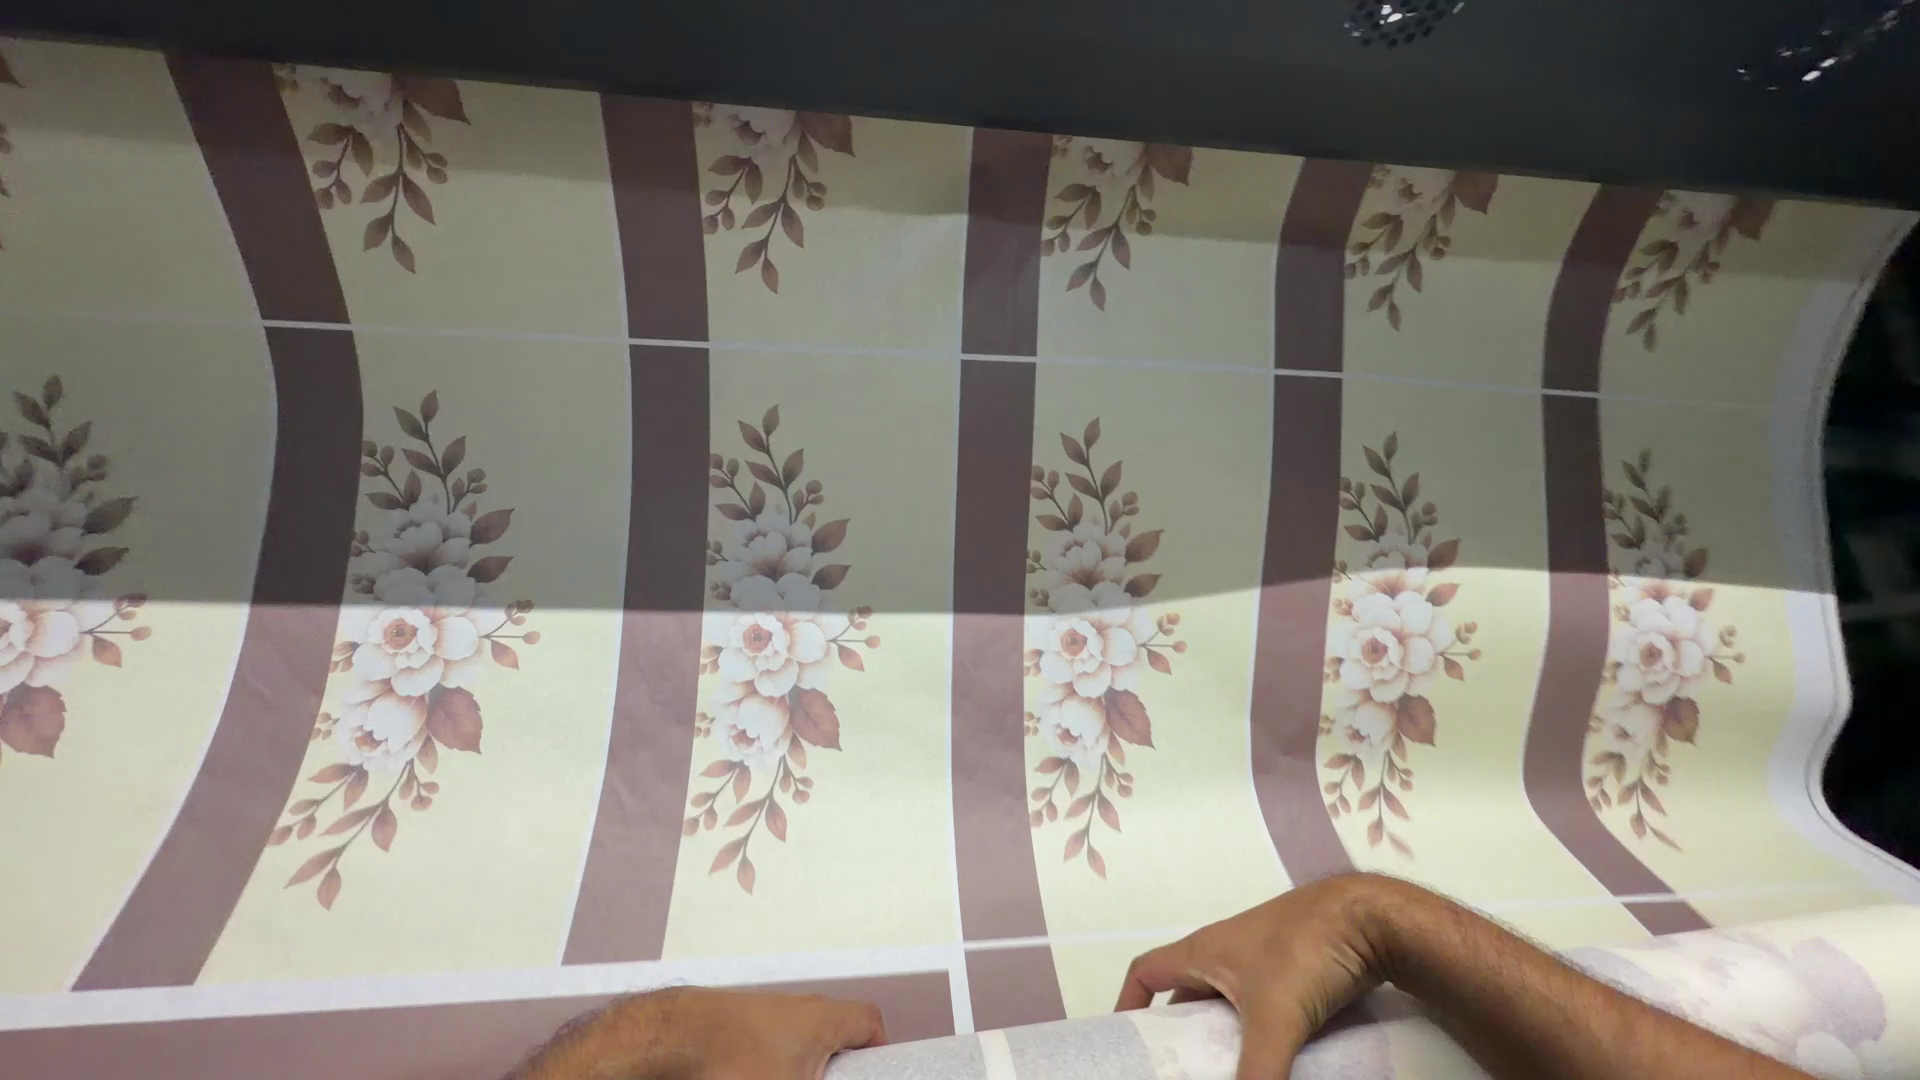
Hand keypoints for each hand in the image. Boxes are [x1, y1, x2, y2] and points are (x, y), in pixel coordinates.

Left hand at [512, 987, 886, 1079]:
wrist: (671, 1039)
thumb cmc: (730, 1061)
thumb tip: (815, 1075)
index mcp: (825, 1019)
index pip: (870, 1023)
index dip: (878, 1053)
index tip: (874, 1074)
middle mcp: (802, 1009)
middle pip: (836, 1039)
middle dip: (834, 1070)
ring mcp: (770, 1015)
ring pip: (801, 1047)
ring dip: (801, 1070)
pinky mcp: (741, 1028)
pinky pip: (771, 1050)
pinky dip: (771, 1070)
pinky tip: (754, 1078)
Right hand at [1114, 874, 1386, 1079]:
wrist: (1367, 920)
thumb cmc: (1303, 951)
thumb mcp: (1275, 1018)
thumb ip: (1257, 1074)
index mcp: (1201, 953)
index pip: (1146, 972)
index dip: (1129, 1002)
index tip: (1126, 1040)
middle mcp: (1222, 956)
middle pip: (1185, 998)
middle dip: (1178, 1037)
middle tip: (1180, 1072)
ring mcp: (1259, 964)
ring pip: (1226, 1008)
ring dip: (1220, 1041)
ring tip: (1224, 1075)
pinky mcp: (1293, 974)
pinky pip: (1260, 1012)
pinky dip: (1256, 1040)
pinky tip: (1274, 1067)